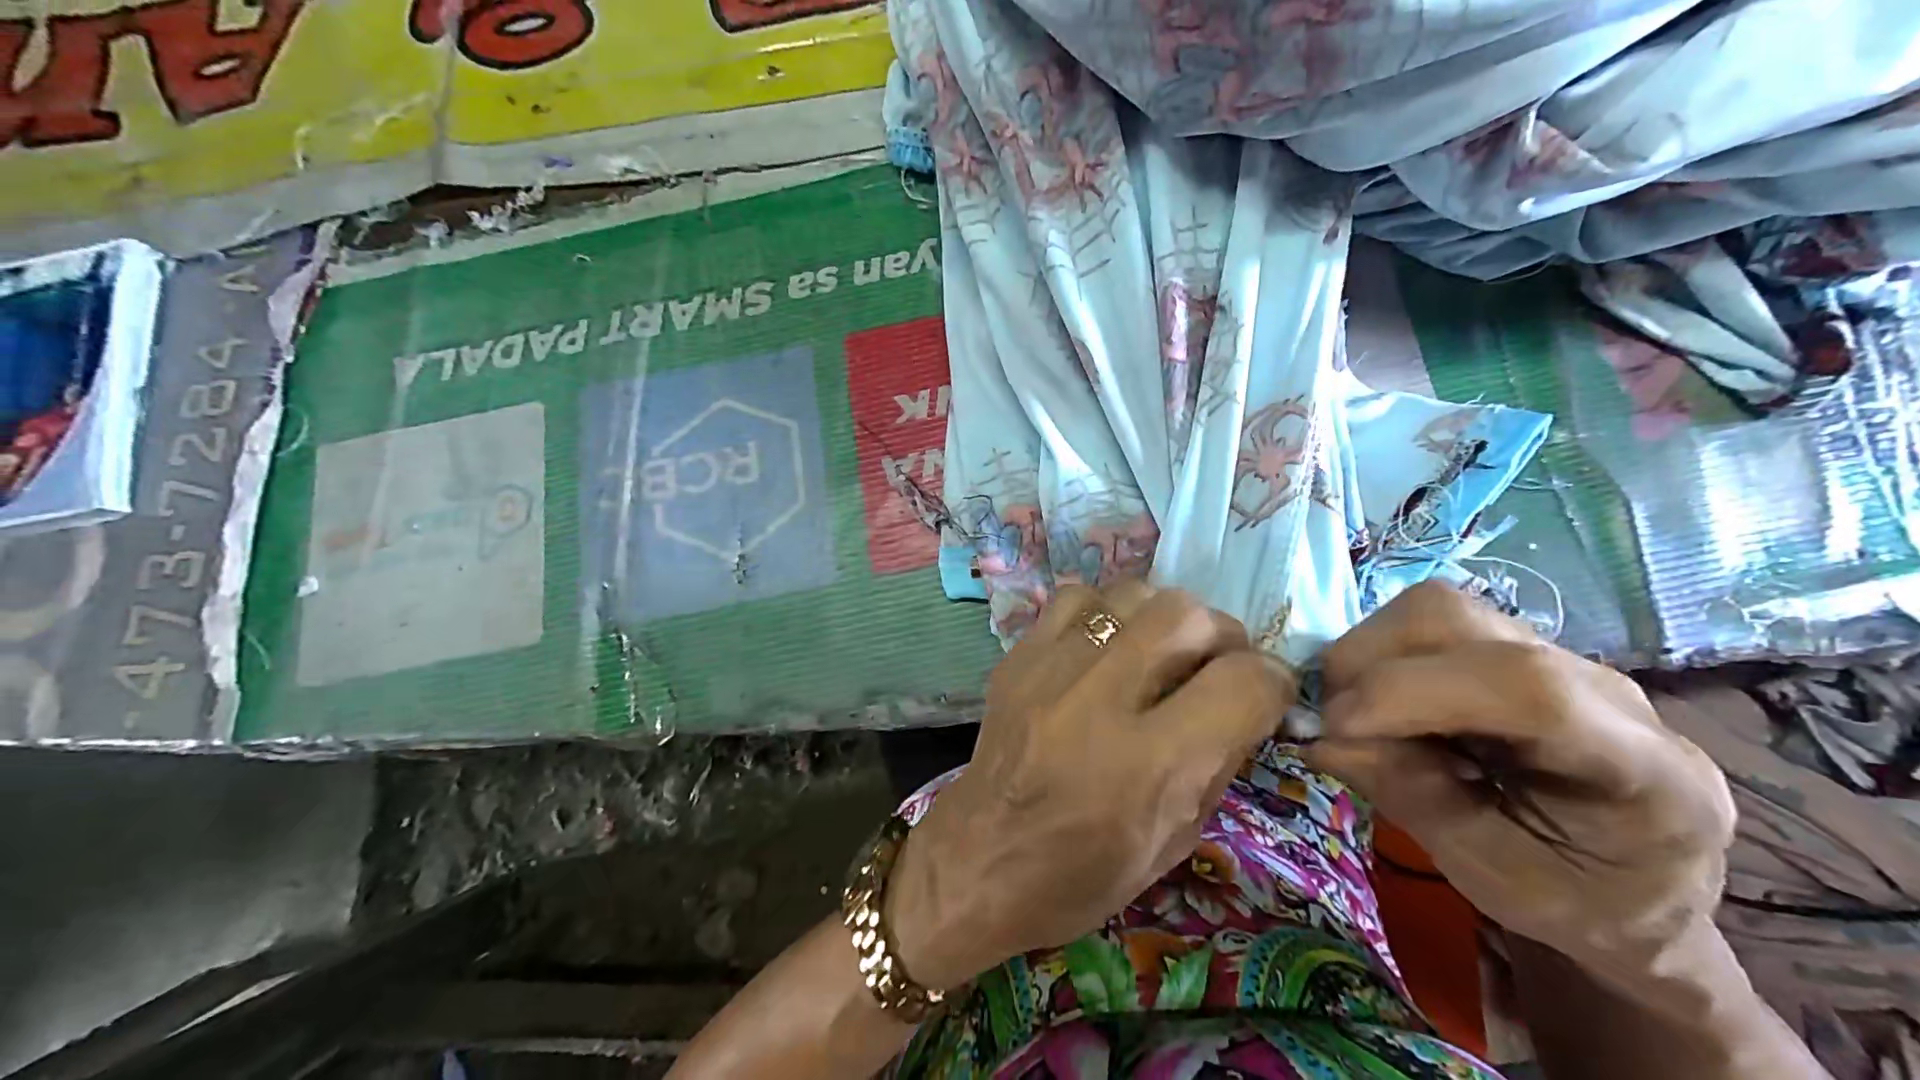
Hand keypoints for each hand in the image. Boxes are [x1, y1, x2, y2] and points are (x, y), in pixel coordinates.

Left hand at [888, 582, 1295, 990]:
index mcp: (1150, 764)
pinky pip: (1077, 598)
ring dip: (1165, 618)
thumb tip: (1248, 700)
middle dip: (1222, 637)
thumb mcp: (1175, 839)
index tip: (1264, 696)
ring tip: (1159, 652)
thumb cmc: (1083, 872)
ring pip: (1133, 593)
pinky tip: (1105, 646)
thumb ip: (1218, 760)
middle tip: (1214, 667)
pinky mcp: (1018, 656)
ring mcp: (1051, 670)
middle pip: (1188, 616)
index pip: (1244, 682)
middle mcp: (1100, 701)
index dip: (1272, 684)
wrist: (981, 859)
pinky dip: (1106, 613)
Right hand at [1305, 582, 1736, 977]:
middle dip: (1367, 663)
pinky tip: (1384, 709)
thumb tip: (1319, 737)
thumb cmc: (1576, 903)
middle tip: (1333, 726)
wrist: (1636, 892)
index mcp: (1641, 766)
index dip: (1409, 693)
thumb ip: (1413, 799)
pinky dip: (1378, 658)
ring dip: (1366, 656)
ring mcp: (1557, 655)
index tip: (1334, 730)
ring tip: (1356, 717)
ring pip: (1431, 609)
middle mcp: (1603, 686)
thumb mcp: (1495, 878)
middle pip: (1457, 620)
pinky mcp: (1515, 648)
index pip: (1522, 686)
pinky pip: (1425, 626)